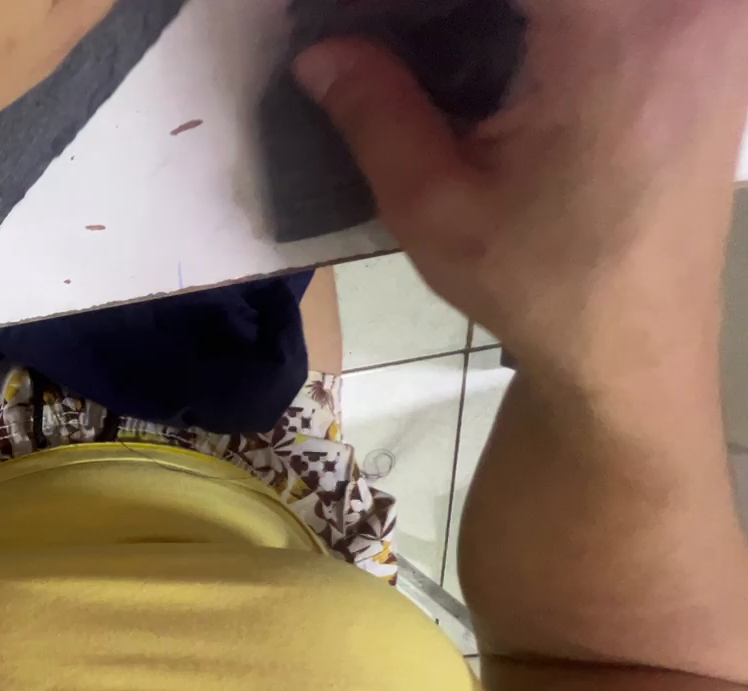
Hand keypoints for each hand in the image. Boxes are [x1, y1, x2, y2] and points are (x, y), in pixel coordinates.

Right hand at [296, 0, 747, 378]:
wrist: (630, 323)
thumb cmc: (527, 275)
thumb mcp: (429, 203)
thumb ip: (376, 115)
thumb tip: (318, 54)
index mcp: (620, 31)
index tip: (353, 24)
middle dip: (442, 8)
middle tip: (373, 35)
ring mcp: (716, 9)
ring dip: (478, 16)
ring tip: (414, 42)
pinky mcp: (713, 27)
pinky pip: (606, 2)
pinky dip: (531, 21)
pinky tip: (484, 50)